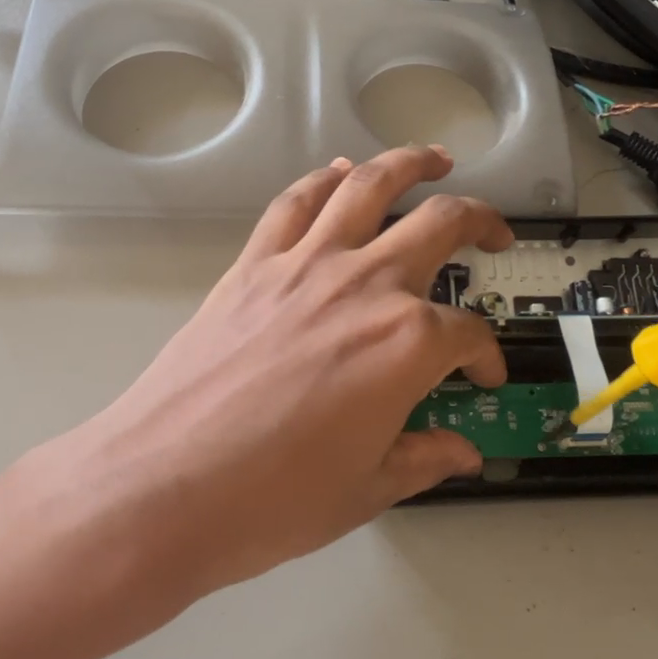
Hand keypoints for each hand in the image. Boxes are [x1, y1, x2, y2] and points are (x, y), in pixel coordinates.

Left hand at [54, 145, 512, 593]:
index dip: (486, 356)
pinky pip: (295, 204)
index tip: (483, 376)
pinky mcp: (254, 265)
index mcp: (406, 344)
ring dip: (410, 164)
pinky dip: (323, 180)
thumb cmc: (271, 499)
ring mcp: (306, 266)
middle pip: (439, 227)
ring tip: (434, 159)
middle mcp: (365, 286)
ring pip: (369, 187)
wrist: (163, 486)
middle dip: (480, 222)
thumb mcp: (366, 490)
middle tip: (494, 232)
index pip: (468, 335)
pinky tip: (339, 173)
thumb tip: (461, 454)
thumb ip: (424, 459)